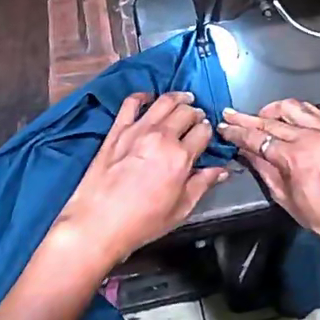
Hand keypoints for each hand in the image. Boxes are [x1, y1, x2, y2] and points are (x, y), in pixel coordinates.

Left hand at [54, 91, 228, 268]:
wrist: (99, 223)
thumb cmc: (140, 222)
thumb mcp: (180, 209)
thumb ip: (201, 184)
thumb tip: (220, 171)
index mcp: (180, 157)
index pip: (203, 132)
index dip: (208, 130)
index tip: (206, 133)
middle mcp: (161, 138)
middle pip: (186, 112)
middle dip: (195, 113)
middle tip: (197, 117)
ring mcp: (137, 131)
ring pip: (163, 102)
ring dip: (177, 98)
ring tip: (184, 98)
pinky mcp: (116, 131)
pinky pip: (131, 103)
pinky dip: (142, 96)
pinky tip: (148, 98)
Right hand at [219, 99, 319, 259]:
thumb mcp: (285, 197)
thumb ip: (264, 169)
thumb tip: (246, 150)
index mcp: (296, 157)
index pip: (258, 138)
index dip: (237, 132)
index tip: (224, 128)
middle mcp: (312, 138)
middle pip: (271, 121)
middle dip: (246, 119)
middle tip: (230, 115)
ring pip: (292, 108)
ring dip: (271, 110)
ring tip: (258, 116)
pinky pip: (312, 111)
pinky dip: (295, 111)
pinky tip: (285, 116)